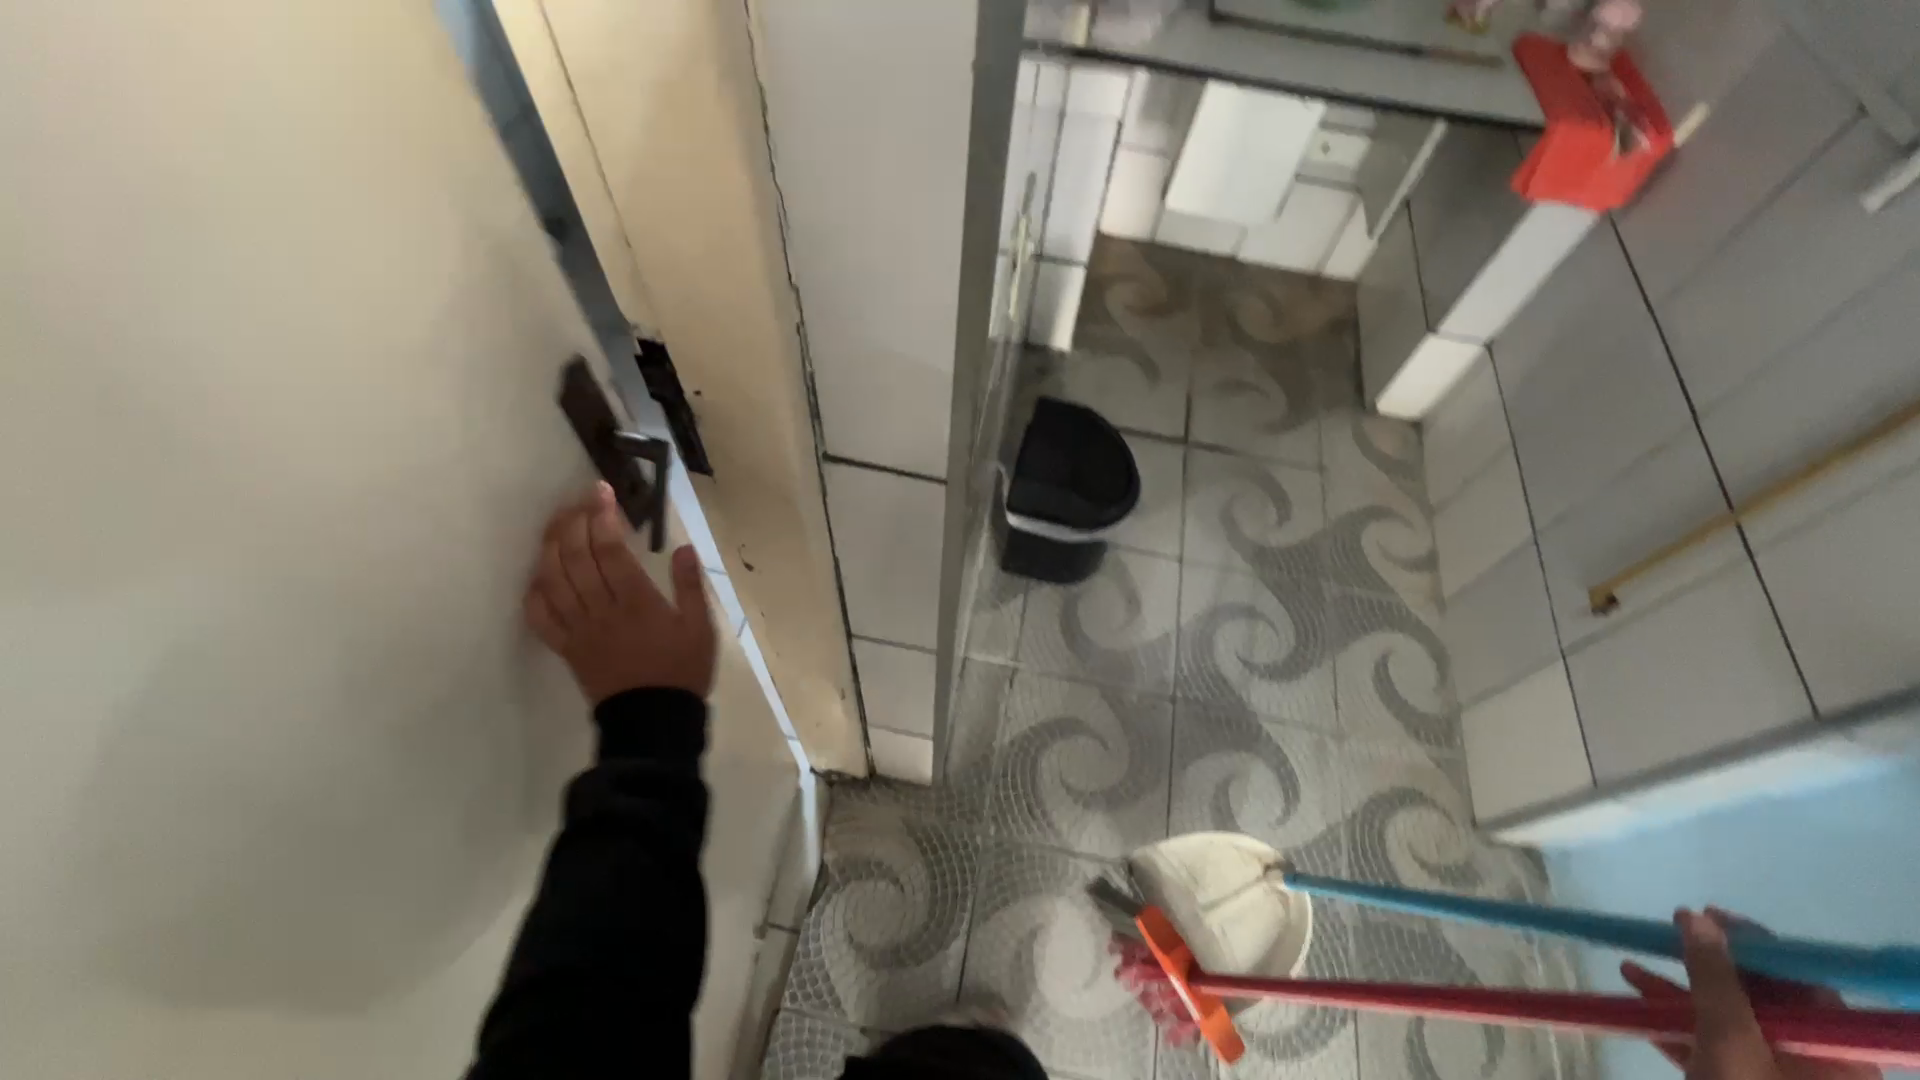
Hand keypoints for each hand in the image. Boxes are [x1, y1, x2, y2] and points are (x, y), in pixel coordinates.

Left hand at [524, 483, 715, 702]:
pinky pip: (540, 617)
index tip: (600, 491)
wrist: (654, 719)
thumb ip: (691, 586)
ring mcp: (578, 629)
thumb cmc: (682, 671)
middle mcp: (601, 610)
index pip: (610, 550)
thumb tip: (683, 547)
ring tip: (558, 526)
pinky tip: (540, 574)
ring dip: (551, 547)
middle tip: (578, 502)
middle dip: (573, 523)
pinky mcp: (566, 647)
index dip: (601, 516)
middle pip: (575, 558)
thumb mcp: (701, 628)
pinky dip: (534, 591)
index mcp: (636, 602)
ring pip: (553, 580)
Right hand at [1621, 908, 1880, 1079]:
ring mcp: (1777, 1077)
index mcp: (1835, 1050)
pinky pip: (1712, 1045)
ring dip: (1676, 990)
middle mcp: (1815, 1061)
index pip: (1800, 978)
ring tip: (1628, 968)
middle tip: (1662, 936)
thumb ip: (1714, 976)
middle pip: (1759, 997)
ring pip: (1726, 1019)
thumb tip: (1696, 916)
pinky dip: (1675, 1022)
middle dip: (1703, 965)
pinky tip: (1636, 1003)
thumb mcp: (1729, 1037)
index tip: (1704, 915)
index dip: (1753, 943)